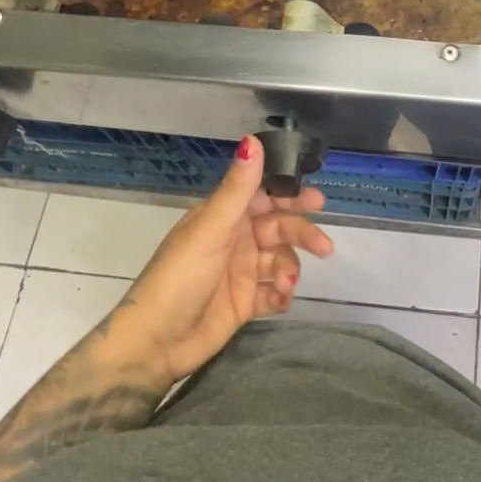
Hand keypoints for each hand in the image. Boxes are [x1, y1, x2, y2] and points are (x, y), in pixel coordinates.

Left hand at [105, 136, 333, 383]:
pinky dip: (282, 294)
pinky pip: (275, 292)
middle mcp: (234, 240)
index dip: (290, 196)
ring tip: (284, 285)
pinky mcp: (245, 303)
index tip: (317, 201)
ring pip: (280, 260)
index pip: (264, 197)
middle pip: (279, 229)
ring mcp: (240, 273)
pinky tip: (280, 300)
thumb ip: (238, 188)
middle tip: (324, 248)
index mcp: (222, 218)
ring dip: (289, 270)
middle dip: (302, 235)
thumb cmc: (179, 278)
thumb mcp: (210, 230)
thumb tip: (253, 139)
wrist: (156, 342)